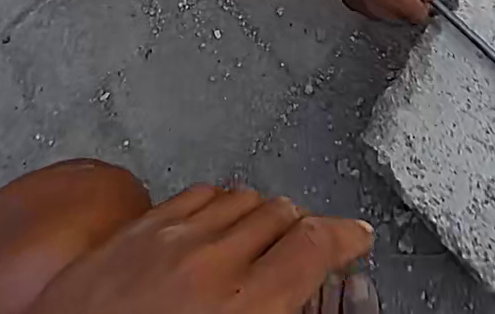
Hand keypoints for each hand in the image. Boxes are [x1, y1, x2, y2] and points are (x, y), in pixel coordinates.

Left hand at [27, 184, 374, 313]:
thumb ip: (267, 313)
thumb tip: (289, 300)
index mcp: (240, 308)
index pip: (312, 247)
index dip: (344, 235)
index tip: (356, 234)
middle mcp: (210, 261)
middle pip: (281, 213)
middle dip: (304, 226)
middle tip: (310, 242)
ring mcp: (170, 236)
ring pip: (243, 196)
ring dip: (263, 211)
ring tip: (265, 232)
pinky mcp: (138, 227)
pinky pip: (198, 193)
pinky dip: (220, 201)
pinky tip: (218, 218)